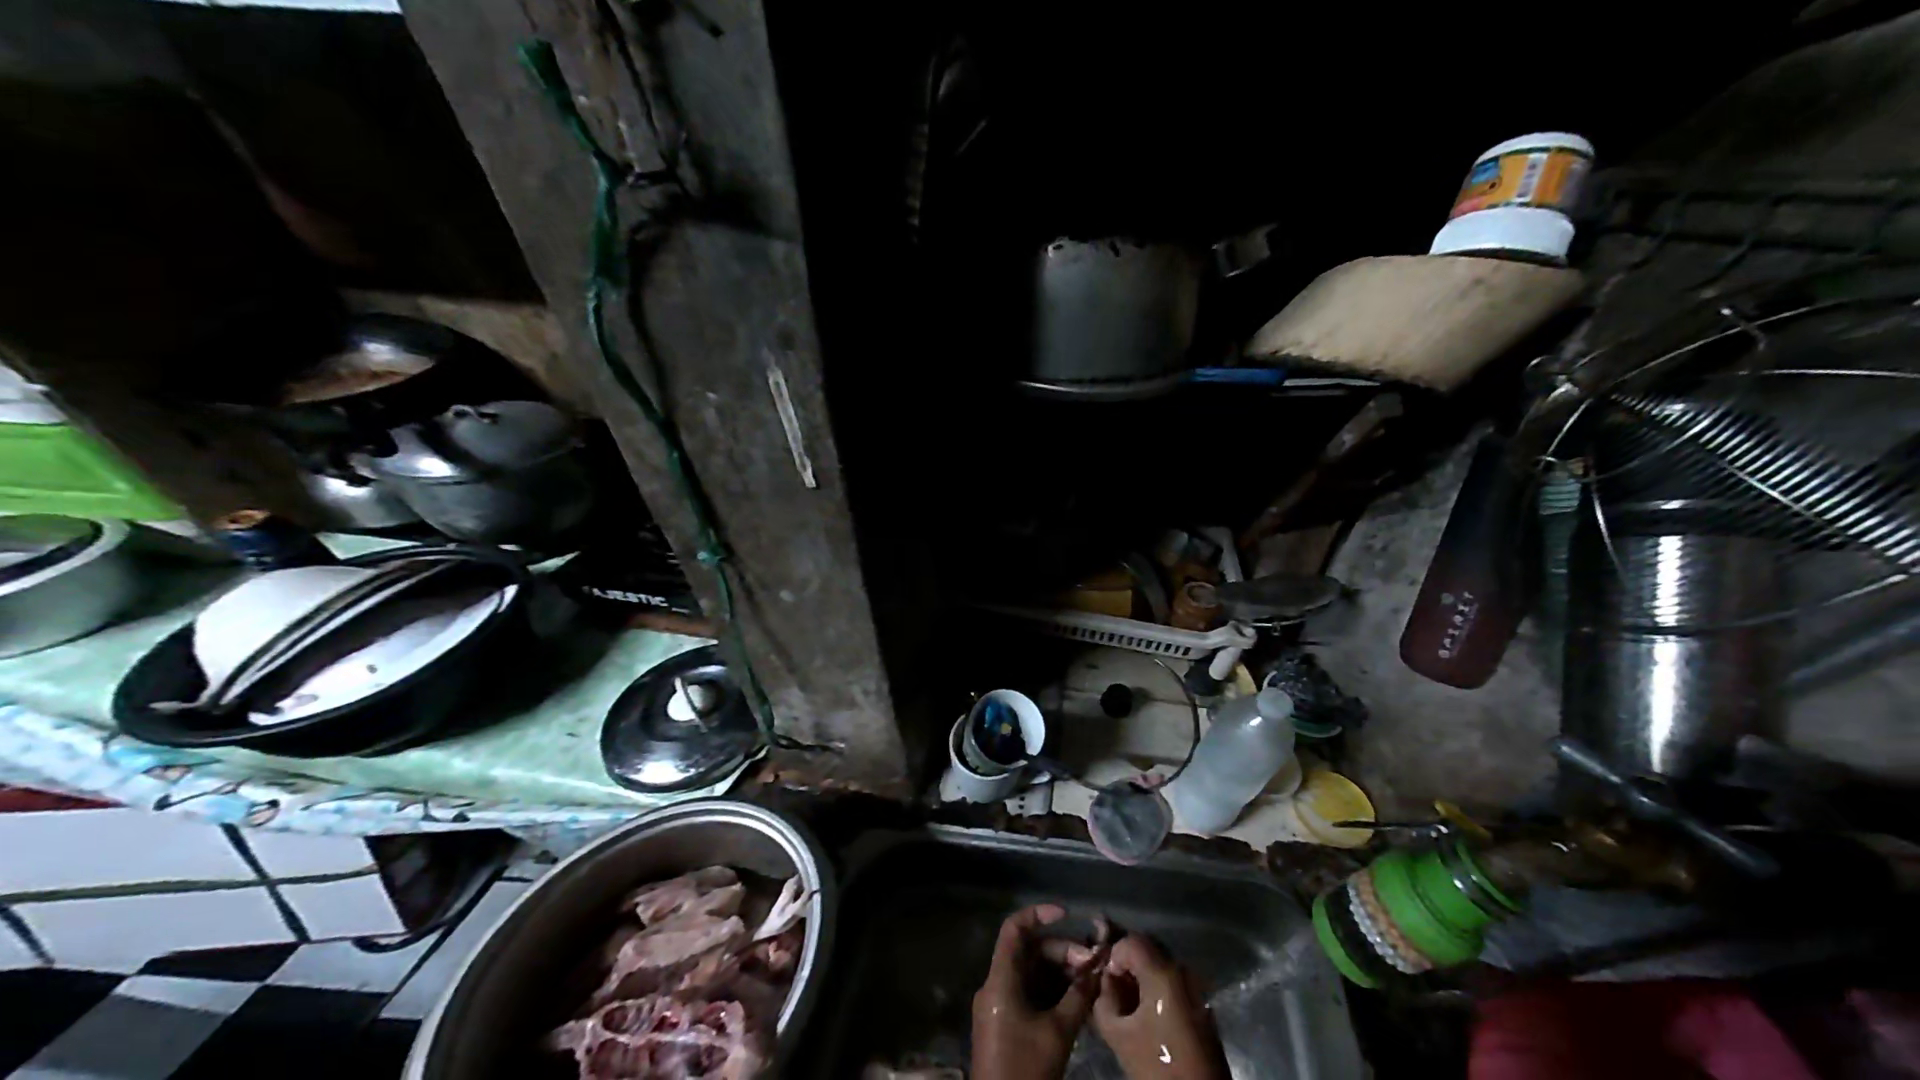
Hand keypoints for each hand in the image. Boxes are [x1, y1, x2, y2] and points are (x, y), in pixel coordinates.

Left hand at [972, 905, 1099, 1079]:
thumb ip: (1078, 996)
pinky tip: (1078, 999)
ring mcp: (1000, 1004)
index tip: (1066, 915)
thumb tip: (1097, 967)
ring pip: (1031, 973)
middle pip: (1028, 952)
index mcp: (1000, 980)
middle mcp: (996, 985)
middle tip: (1092, 965)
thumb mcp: (1058, 1032)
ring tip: (1090, 981)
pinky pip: (1030, 993)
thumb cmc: (1026, 1068)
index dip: (1038, 914)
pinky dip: (1052, 991)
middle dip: (1062, 952)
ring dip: (1060, 973)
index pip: (1014, 929)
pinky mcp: (1006, 1022)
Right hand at [1093, 936, 1227, 1079]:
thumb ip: (1104, 999)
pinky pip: (1172, 980)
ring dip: (1140, 973)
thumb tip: (1107, 982)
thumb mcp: (1117, 1034)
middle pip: (1147, 948)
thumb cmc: (1158, 1065)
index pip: (1131, 941)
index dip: (1113, 955)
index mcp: (1163, 974)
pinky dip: (1155, 985)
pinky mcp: (1201, 1003)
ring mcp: (1196, 986)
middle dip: (1126, 961)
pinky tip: (1145, 1008)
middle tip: (1112, 983)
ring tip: (1126, 997)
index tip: (1106, 979)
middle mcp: (1183, 971)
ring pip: (1160, 964)